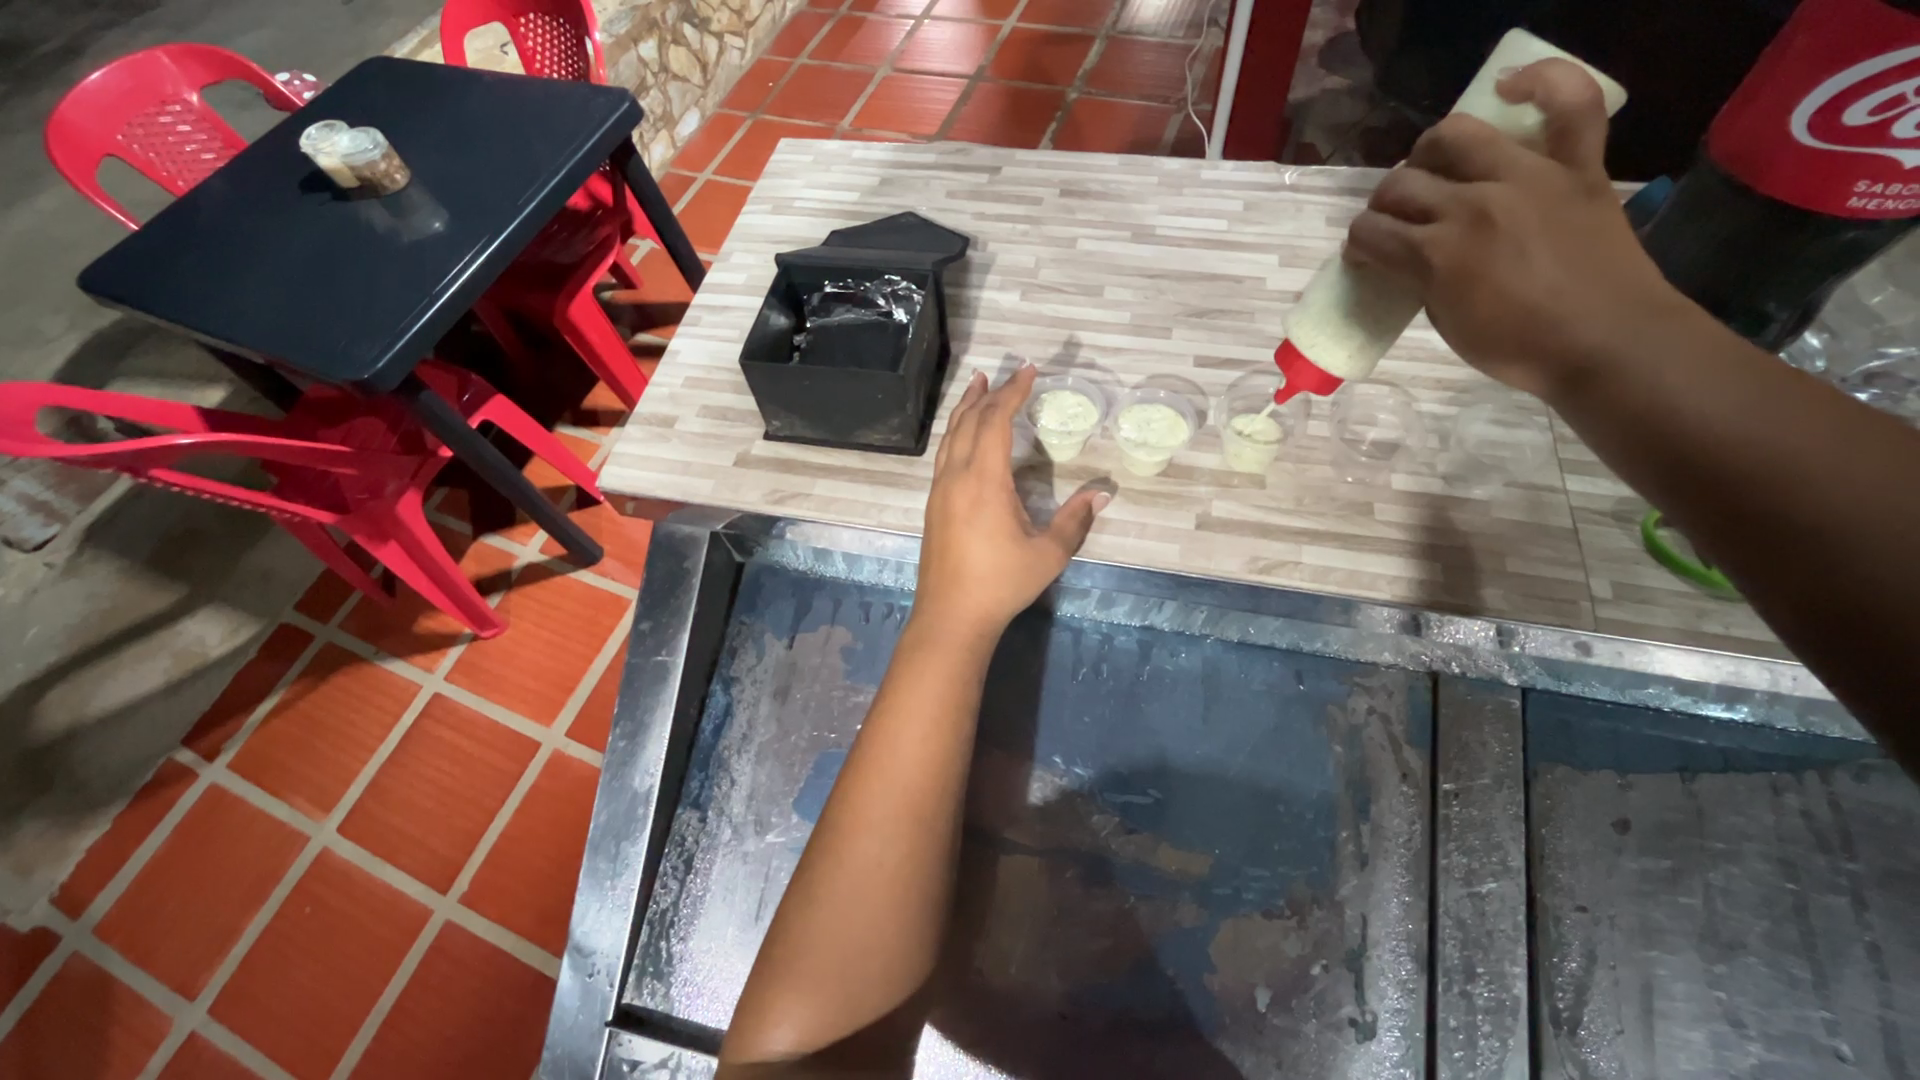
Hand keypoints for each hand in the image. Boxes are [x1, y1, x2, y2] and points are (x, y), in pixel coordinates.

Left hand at [914, 365, 1108, 641]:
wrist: (951, 615)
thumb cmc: (1001, 583)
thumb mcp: (1048, 554)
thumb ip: (1075, 522)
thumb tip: (1102, 495)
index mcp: (984, 481)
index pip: (997, 422)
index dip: (1013, 393)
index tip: (1029, 371)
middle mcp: (957, 477)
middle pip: (969, 422)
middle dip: (989, 394)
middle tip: (1006, 373)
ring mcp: (940, 490)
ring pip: (950, 436)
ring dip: (965, 409)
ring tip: (977, 388)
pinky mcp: (934, 506)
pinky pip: (943, 454)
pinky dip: (955, 432)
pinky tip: (962, 437)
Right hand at [1343, 58, 1700, 402]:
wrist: (1609, 343)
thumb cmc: (1521, 349)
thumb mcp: (1448, 325)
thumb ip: (1424, 282)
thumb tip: (1415, 261)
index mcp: (1435, 255)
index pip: (1369, 233)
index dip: (1359, 244)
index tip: (1366, 255)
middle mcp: (1472, 205)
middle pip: (1401, 184)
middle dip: (1384, 206)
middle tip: (1397, 222)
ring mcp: (1527, 178)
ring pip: (1454, 136)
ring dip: (1429, 153)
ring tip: (1435, 170)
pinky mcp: (1577, 167)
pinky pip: (1569, 105)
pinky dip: (1541, 84)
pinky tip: (1509, 89)